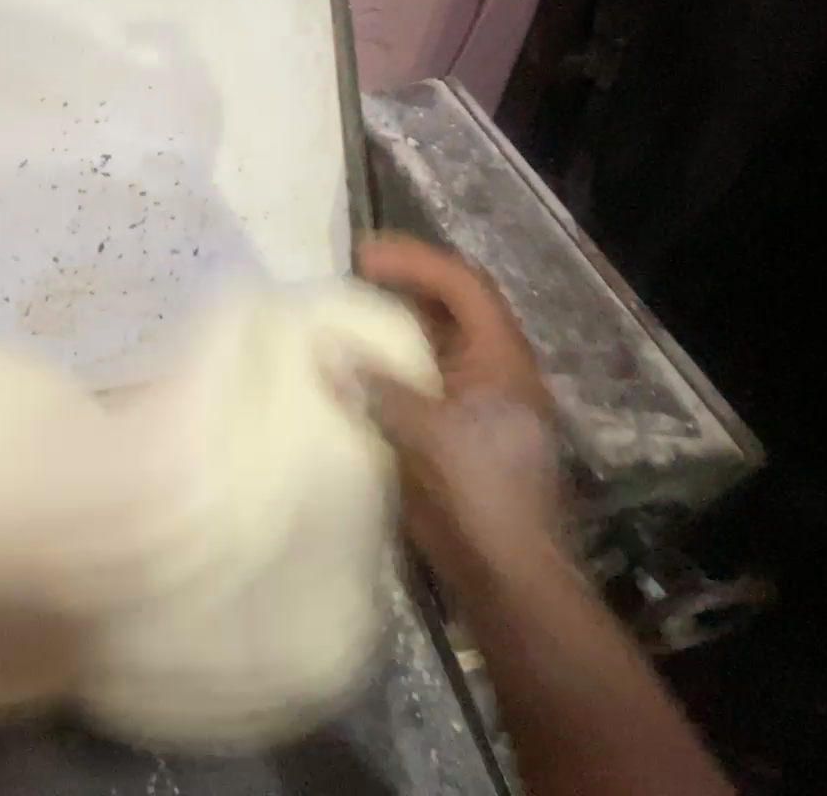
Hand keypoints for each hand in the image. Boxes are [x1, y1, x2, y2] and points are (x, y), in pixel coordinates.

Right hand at [356, 234, 564, 580]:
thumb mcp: (434, 434)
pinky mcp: (434, 429)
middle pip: (440, 311)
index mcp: (499, 360)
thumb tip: (323, 350)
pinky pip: (399, 385)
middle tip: (343, 278)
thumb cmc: (485, 495)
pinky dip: (369, 372)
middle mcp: (481, 370)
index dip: (416, 263)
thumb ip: (379, 389)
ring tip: (332, 317)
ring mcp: (459, 400)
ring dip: (379, 330)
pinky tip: (335, 373)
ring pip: (417, 347)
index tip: (363, 256)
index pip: (463, 289)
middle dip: (395, 289)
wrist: (503, 571)